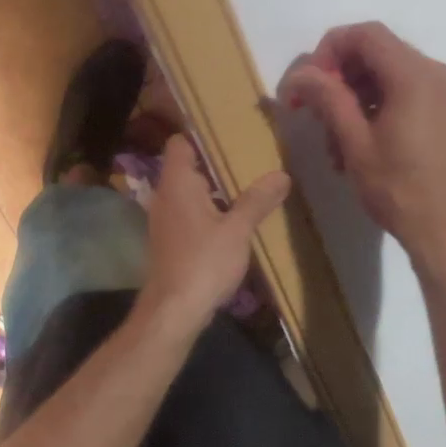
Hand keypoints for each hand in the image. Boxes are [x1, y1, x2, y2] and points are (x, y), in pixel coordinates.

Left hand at [138, 134, 290, 333]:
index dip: (202, 136)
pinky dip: (206, 215)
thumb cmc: (204, 262)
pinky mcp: (168, 243)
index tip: (230, 137)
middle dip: (215, 166)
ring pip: (188, 195)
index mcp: (177, 182)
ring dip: (213, 193)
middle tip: (248, 163)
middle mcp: (164, 196)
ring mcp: (163, 221)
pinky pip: (188, 217)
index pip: (181, 142)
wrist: (174, 310)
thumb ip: (257, 200)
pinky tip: (231, 224)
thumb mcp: (238, 230)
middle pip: (187, 168)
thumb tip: (281, 175)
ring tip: (246, 191)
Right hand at [278, 22, 445, 268]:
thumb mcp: (356, 145)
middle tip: (313, 118)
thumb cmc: (399, 190)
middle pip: (375, 54)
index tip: (305, 88)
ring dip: (353, 101)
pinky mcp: (444, 114)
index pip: (363, 35)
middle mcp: (433, 72)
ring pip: (386, 77)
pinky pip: (403, 96)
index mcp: (413, 74)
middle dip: (338, 80)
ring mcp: (443, 93)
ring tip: (334, 146)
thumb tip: (300, 75)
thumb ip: (328, 100)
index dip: (326, 53)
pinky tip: (357, 149)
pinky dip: (375, 111)